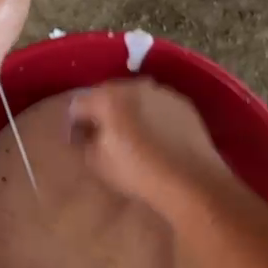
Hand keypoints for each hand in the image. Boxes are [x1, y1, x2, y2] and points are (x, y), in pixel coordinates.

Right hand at [66, 79, 238, 213]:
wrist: (191, 181)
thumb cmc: (138, 172)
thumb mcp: (98, 163)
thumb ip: (84, 142)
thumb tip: (84, 134)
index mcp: (107, 98)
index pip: (79, 104)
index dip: (75, 123)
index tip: (78, 141)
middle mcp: (133, 86)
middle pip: (107, 95)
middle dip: (102, 112)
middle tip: (103, 136)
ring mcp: (161, 93)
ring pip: (135, 98)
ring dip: (129, 112)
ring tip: (133, 137)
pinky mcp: (183, 103)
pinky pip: (158, 106)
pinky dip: (152, 116)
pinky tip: (157, 138)